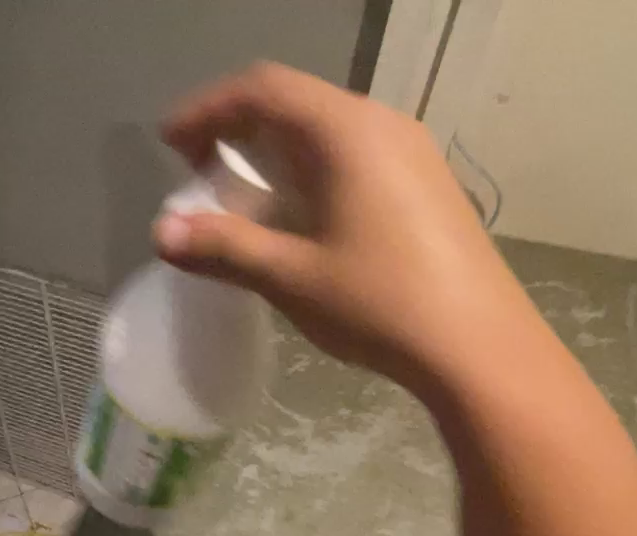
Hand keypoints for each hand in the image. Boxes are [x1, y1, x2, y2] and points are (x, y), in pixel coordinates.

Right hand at [153, 63, 534, 391]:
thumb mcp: (290, 278)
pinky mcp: (425, 184)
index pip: (262, 90)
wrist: (476, 345)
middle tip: (201, 175)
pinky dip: (310, 173)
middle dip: (238, 131)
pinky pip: (354, 156)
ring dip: (275, 156)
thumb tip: (160, 233)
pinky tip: (302, 220)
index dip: (207, 110)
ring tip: (245, 202)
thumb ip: (223, 249)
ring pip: (326, 131)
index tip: (169, 144)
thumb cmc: (378, 304)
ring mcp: (411, 151)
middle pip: (295, 104)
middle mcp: (382, 124)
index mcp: (345, 131)